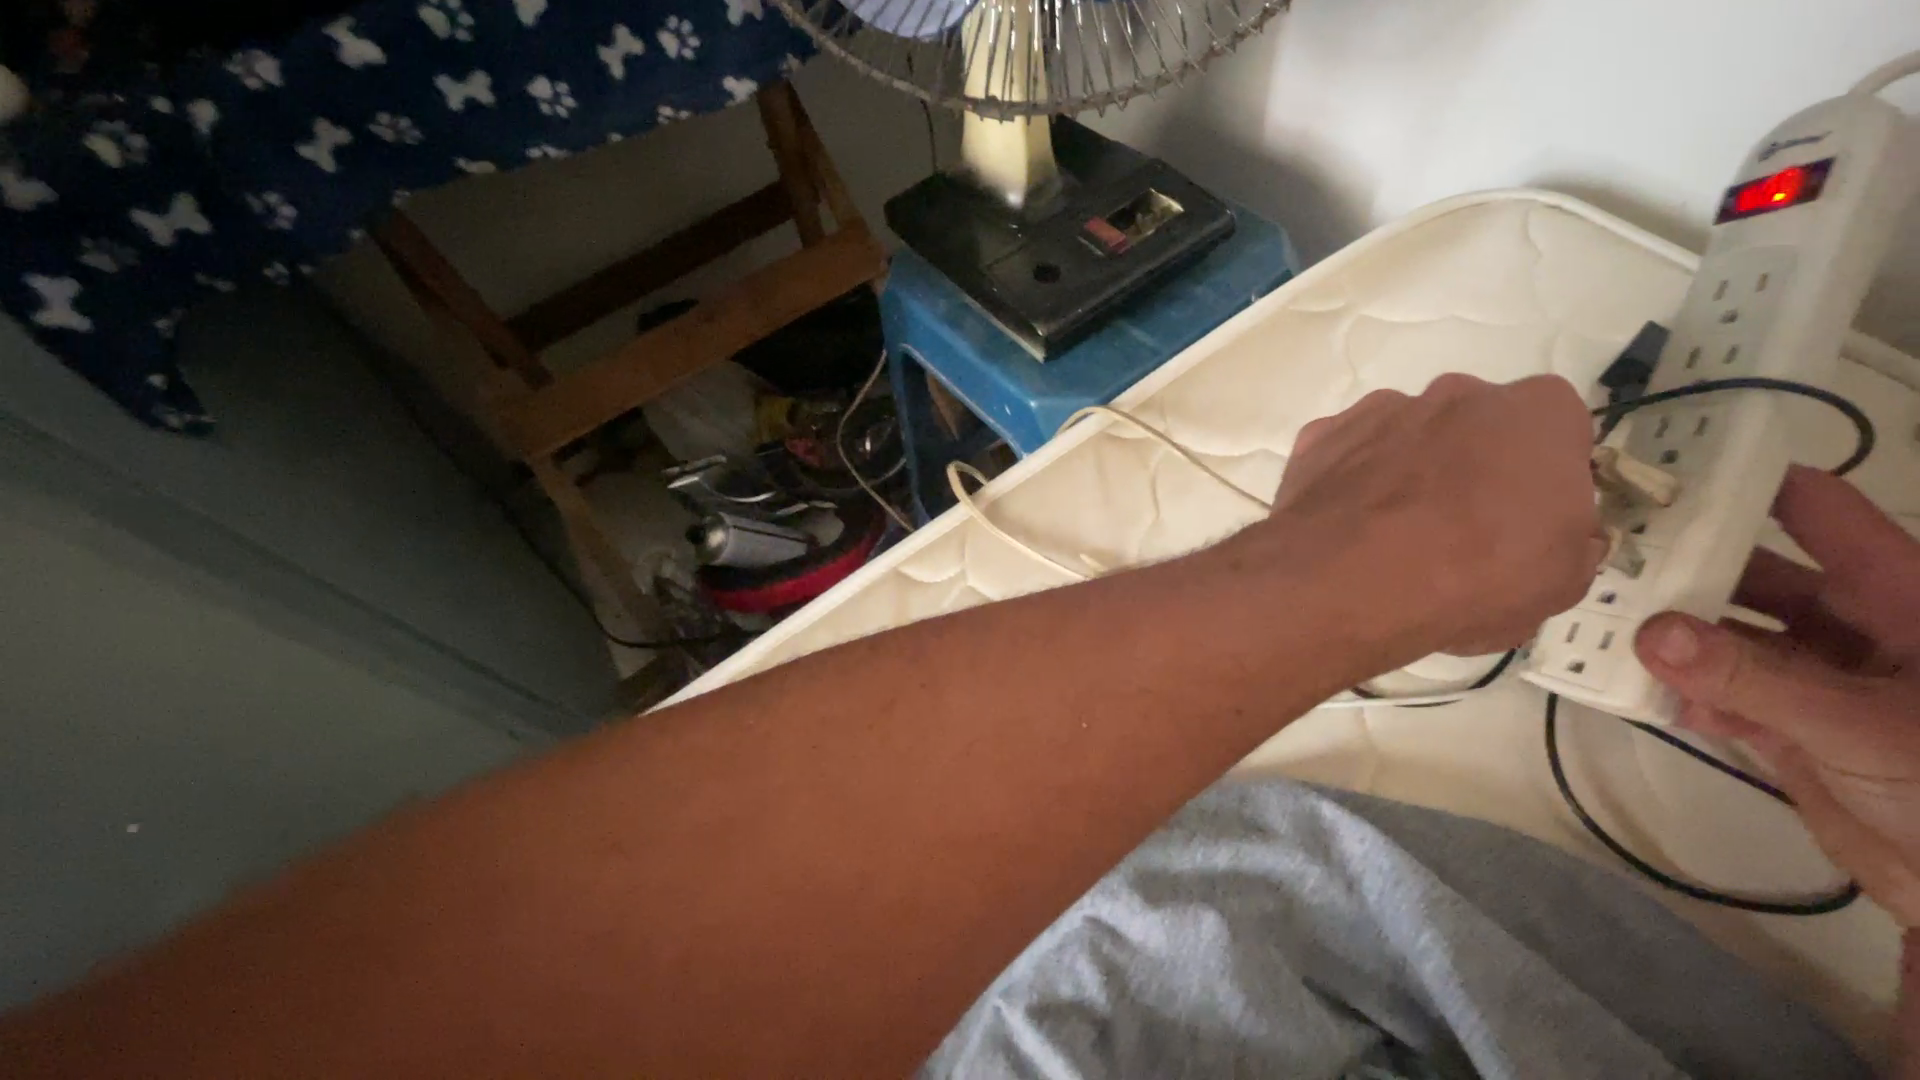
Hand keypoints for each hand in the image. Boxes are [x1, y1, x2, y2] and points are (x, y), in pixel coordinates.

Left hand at [1266, 373, 1604, 657]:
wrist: (1349, 581)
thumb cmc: (1476, 576)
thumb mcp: (1563, 579)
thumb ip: (1573, 541)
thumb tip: (1564, 535)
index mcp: (1535, 414)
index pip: (1555, 434)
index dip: (1542, 479)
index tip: (1528, 521)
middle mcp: (1456, 395)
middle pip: (1474, 429)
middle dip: (1469, 469)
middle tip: (1458, 532)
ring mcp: (1379, 411)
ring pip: (1405, 438)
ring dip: (1405, 473)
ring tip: (1392, 537)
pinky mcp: (1320, 436)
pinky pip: (1345, 456)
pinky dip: (1348, 483)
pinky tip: (1345, 527)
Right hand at [1635, 466, 1919, 925]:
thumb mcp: (1859, 725)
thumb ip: (1749, 678)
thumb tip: (1646, 631)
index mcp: (1899, 598)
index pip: (1818, 512)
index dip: (1747, 481)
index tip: (1660, 466)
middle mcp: (1852, 626)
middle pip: (1750, 573)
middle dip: (1679, 564)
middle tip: (1593, 551)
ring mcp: (1814, 678)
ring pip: (1725, 636)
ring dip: (1665, 633)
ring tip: (1589, 618)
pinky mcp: (1787, 726)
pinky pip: (1716, 693)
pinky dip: (1674, 690)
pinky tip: (1627, 686)